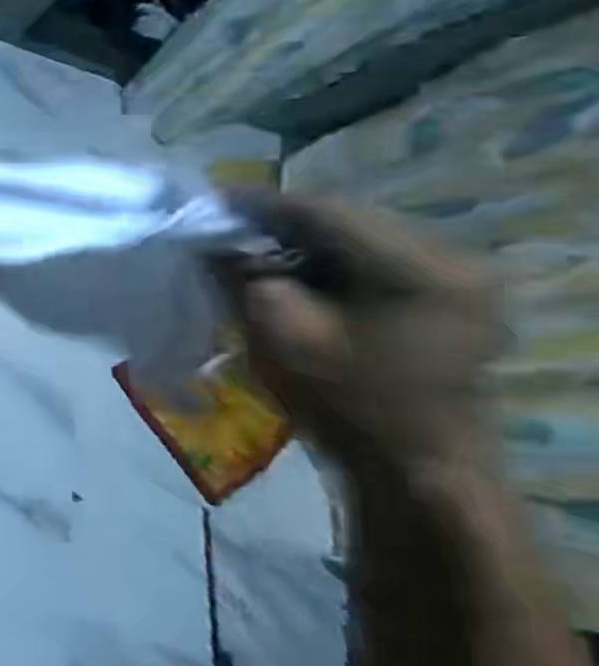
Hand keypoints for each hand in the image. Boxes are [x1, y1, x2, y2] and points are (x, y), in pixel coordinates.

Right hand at [220, 194, 503, 476]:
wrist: (411, 465)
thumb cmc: (343, 401)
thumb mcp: (277, 333)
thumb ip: (239, 277)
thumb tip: (208, 242)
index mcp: (421, 270)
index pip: (328, 213)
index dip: (261, 203)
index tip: (208, 200)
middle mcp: (452, 262)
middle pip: (347, 221)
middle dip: (278, 222)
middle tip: (219, 226)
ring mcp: (457, 281)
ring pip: (358, 238)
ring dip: (298, 241)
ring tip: (245, 249)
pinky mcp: (447, 299)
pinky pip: (373, 261)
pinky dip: (323, 262)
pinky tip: (286, 273)